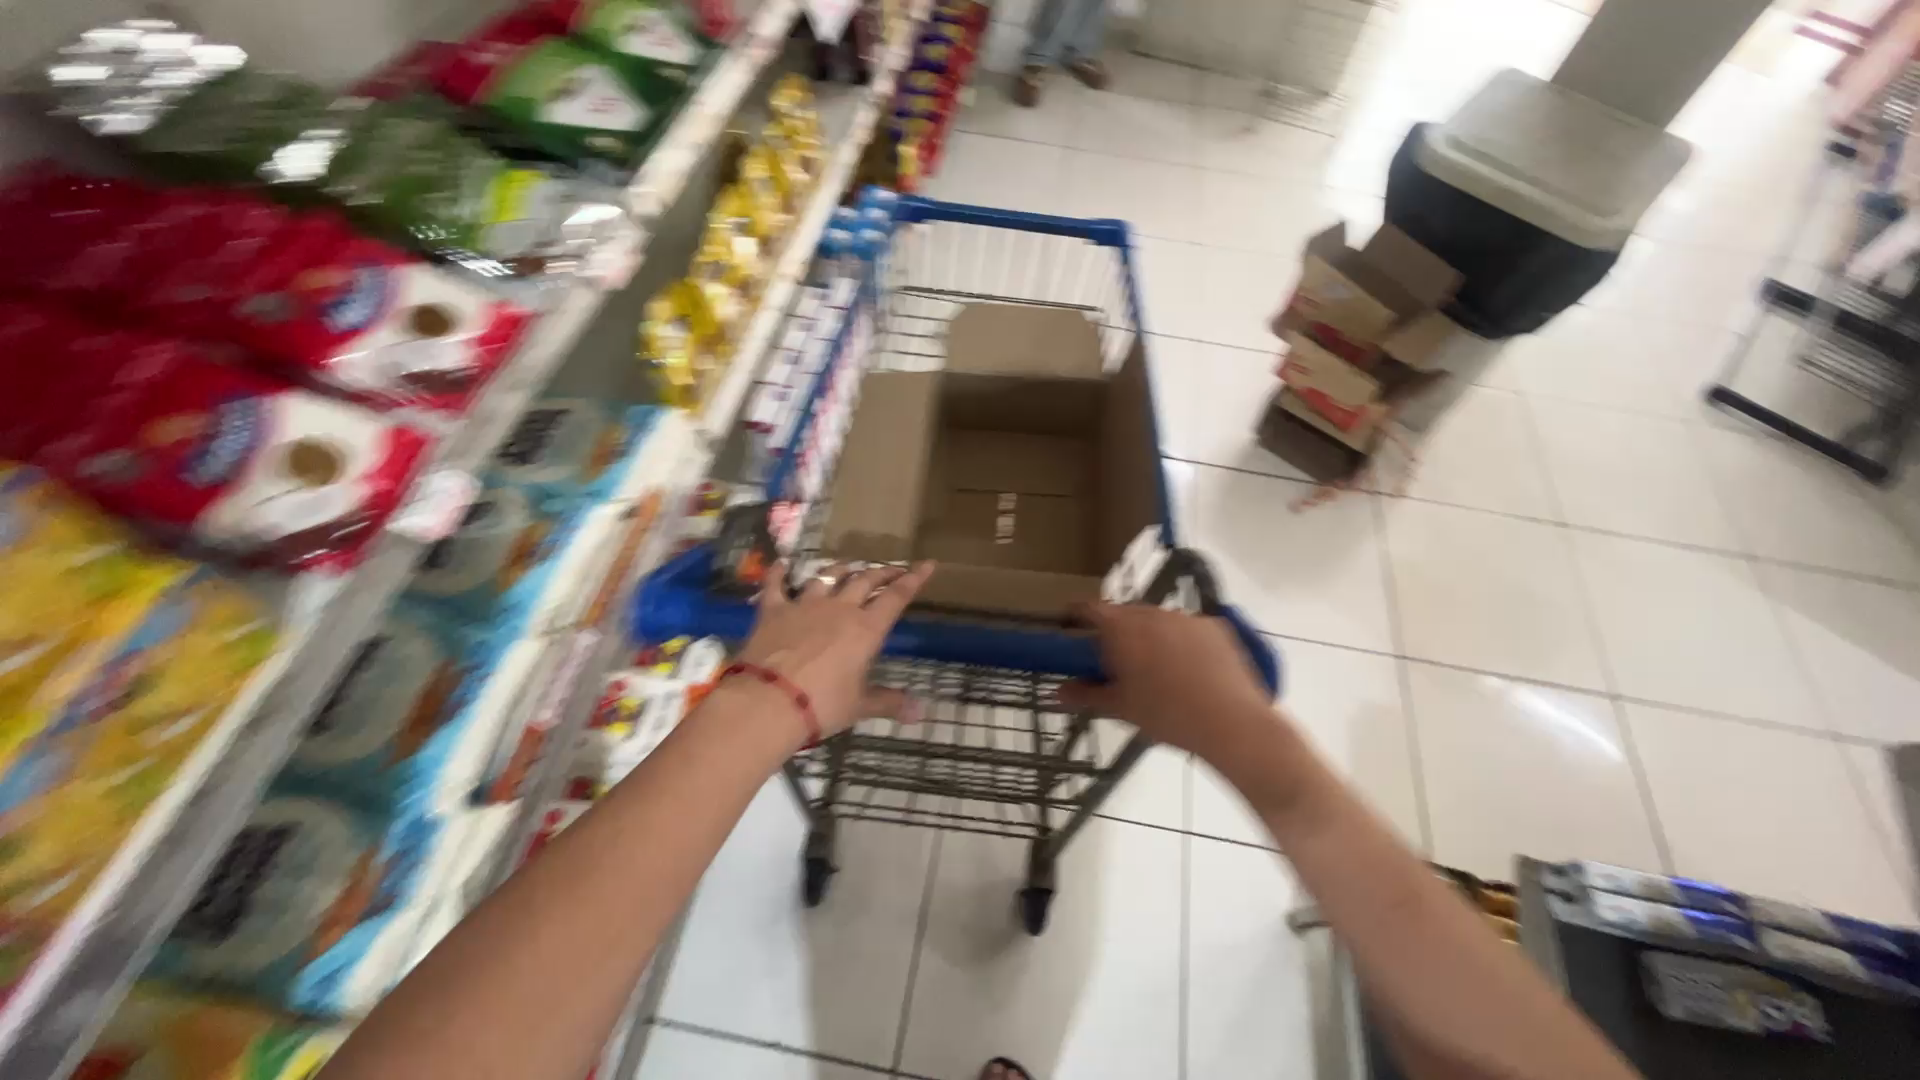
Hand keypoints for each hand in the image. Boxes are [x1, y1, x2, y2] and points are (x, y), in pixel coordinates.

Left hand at [732, 560, 935, 742]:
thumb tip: (921, 712)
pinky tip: (781, 564)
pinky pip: (776, 584)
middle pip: (865, 580)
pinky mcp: (773, 610)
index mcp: (866, 629)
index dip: (913, 580)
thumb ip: (889, 702)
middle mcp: (839, 609)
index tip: (927, 565)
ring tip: (849, 566)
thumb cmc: (822, 705)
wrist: (768, 702)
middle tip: (892, 569)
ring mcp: (804, 605)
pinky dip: (778, 572)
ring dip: (841, 569)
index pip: (896, 597)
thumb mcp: (859, 706)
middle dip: (882, 572)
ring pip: (827, 577)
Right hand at [1058, 603, 1276, 766]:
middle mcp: (1153, 614)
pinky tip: (1187, 669)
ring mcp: (1187, 617)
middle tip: (1113, 658)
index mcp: (1123, 630)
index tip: (1070, 627)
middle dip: (1115, 630)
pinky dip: (1179, 641)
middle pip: (1124, 613)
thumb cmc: (1168, 716)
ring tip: (1152, 667)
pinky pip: (1187, 628)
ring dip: (1148, 634)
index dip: (1076, 615)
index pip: (1090, 609)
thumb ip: (1087, 695)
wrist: (1232, 724)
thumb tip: (1057, 692)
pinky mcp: (1215, 627)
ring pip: (1157, 619)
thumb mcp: (1122, 708)